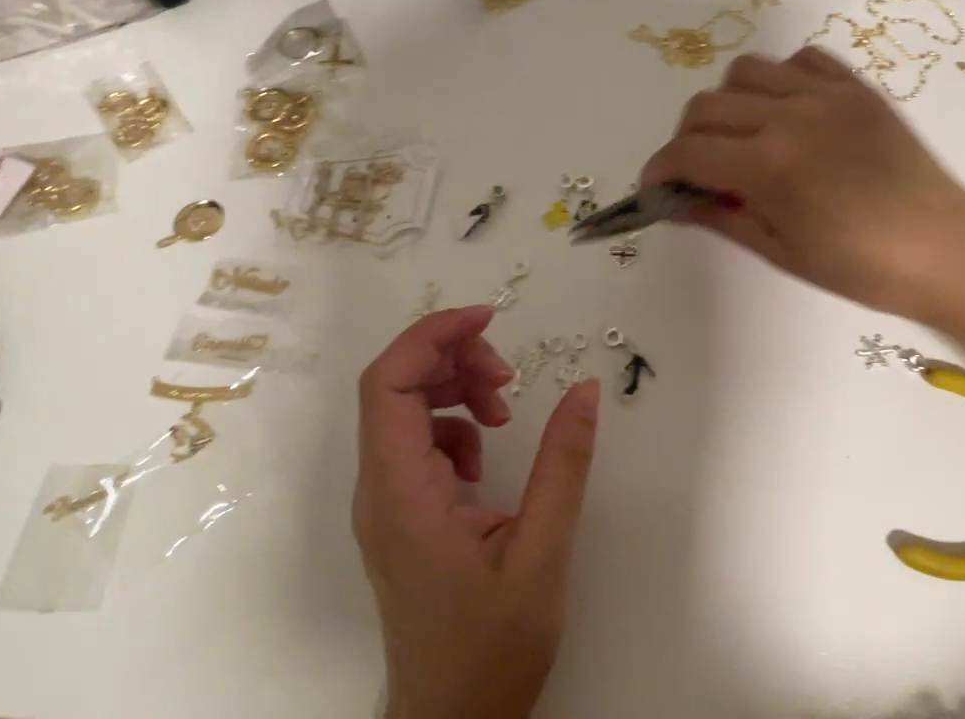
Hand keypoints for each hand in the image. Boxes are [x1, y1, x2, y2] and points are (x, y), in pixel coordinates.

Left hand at [354, 306, 600, 718]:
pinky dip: (456, 427)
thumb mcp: (543, 551)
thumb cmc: (494, 646)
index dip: (432, 336)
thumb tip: (585, 389)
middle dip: (453, 359)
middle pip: (393, 387)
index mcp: (400, 495)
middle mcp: (379, 491)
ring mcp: (386, 503)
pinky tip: (490, 454)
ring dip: (456, 391)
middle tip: (511, 376)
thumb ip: (563, 464)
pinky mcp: (402, 515)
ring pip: (405, 412)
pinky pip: (418, 444)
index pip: (387, 385)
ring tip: (508, 412)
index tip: (491, 318)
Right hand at [640, 47, 964, 319]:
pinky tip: (789, 112)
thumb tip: (676, 204)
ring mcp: (826, 95)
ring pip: (746, 72)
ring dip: (728, 104)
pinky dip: (780, 79)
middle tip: (699, 172)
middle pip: (706, 107)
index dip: (659, 170)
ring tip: (743, 137)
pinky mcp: (857, 88)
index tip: (656, 189)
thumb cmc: (861, 266)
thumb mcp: (782, 250)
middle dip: (686, 140)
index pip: (687, 152)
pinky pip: (801, 60)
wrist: (943, 247)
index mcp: (769, 165)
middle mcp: (790, 116)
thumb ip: (723, 218)